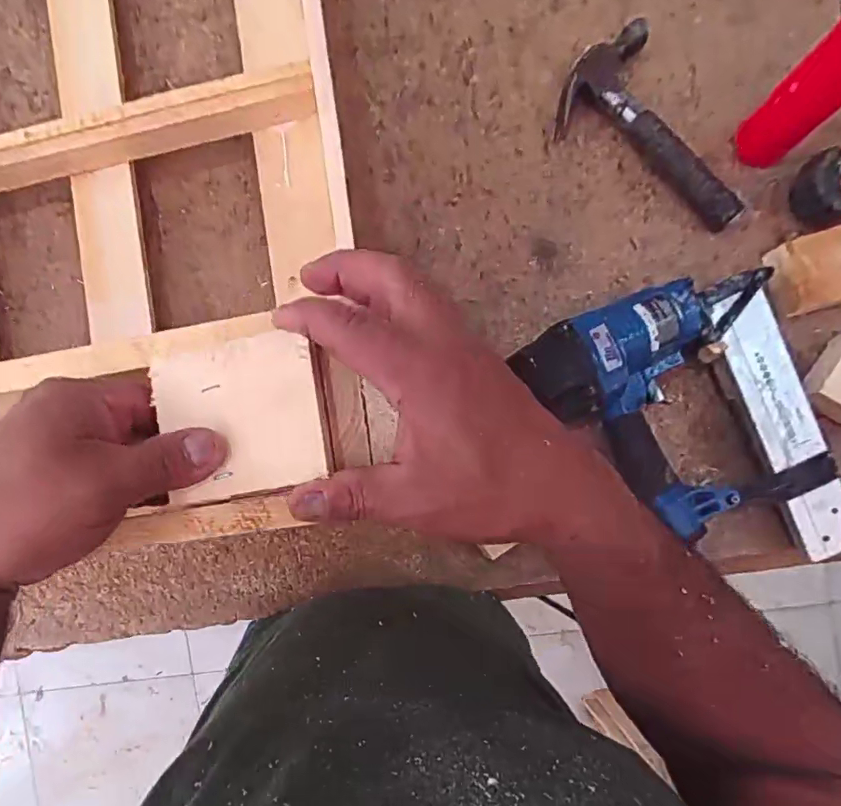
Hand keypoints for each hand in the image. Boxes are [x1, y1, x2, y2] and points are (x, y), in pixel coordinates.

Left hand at [0, 376, 227, 590]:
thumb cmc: (30, 512)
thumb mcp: (108, 484)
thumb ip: (164, 461)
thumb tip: (214, 442)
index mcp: (75, 400)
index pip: (149, 397)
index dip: (187, 420)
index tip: (222, 447)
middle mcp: (60, 415)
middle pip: (135, 426)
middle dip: (171, 454)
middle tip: (210, 480)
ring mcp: (48, 448)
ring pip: (117, 455)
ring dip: (149, 477)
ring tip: (183, 501)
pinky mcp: (42, 480)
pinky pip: (97, 476)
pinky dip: (123, 492)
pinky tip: (142, 514)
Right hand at [273, 250, 640, 547]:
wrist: (560, 488)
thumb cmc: (489, 491)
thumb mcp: (412, 500)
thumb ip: (352, 497)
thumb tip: (298, 503)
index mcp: (419, 373)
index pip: (354, 327)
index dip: (312, 315)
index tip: (281, 316)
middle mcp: (443, 345)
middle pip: (393, 278)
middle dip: (346, 267)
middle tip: (309, 275)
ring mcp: (466, 347)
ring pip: (417, 286)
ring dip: (375, 277)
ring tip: (340, 290)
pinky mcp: (479, 358)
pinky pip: (432, 306)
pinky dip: (399, 298)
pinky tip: (388, 326)